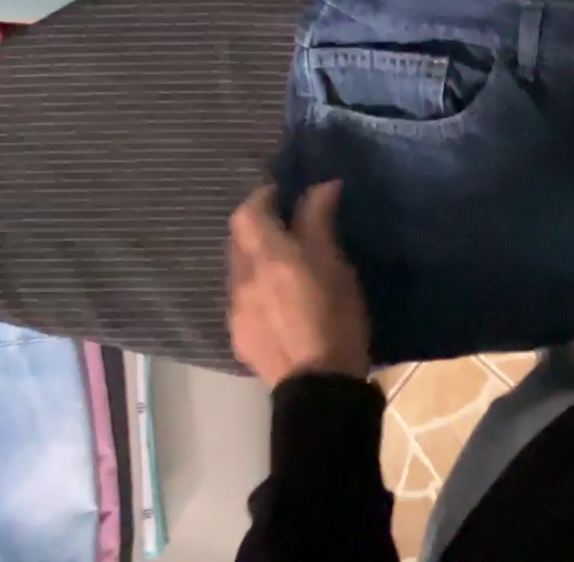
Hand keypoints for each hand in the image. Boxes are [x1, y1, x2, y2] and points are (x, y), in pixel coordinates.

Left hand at [228, 181, 371, 386]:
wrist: (319, 387)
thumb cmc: (336, 319)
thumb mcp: (337, 265)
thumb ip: (320, 223)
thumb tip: (321, 186)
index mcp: (268, 257)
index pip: (247, 213)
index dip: (262, 197)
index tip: (284, 192)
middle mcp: (243, 279)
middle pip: (239, 240)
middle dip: (259, 226)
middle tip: (289, 225)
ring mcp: (236, 310)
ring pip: (239, 269)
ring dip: (256, 258)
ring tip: (287, 265)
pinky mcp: (238, 335)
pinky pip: (243, 297)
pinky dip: (257, 287)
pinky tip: (280, 301)